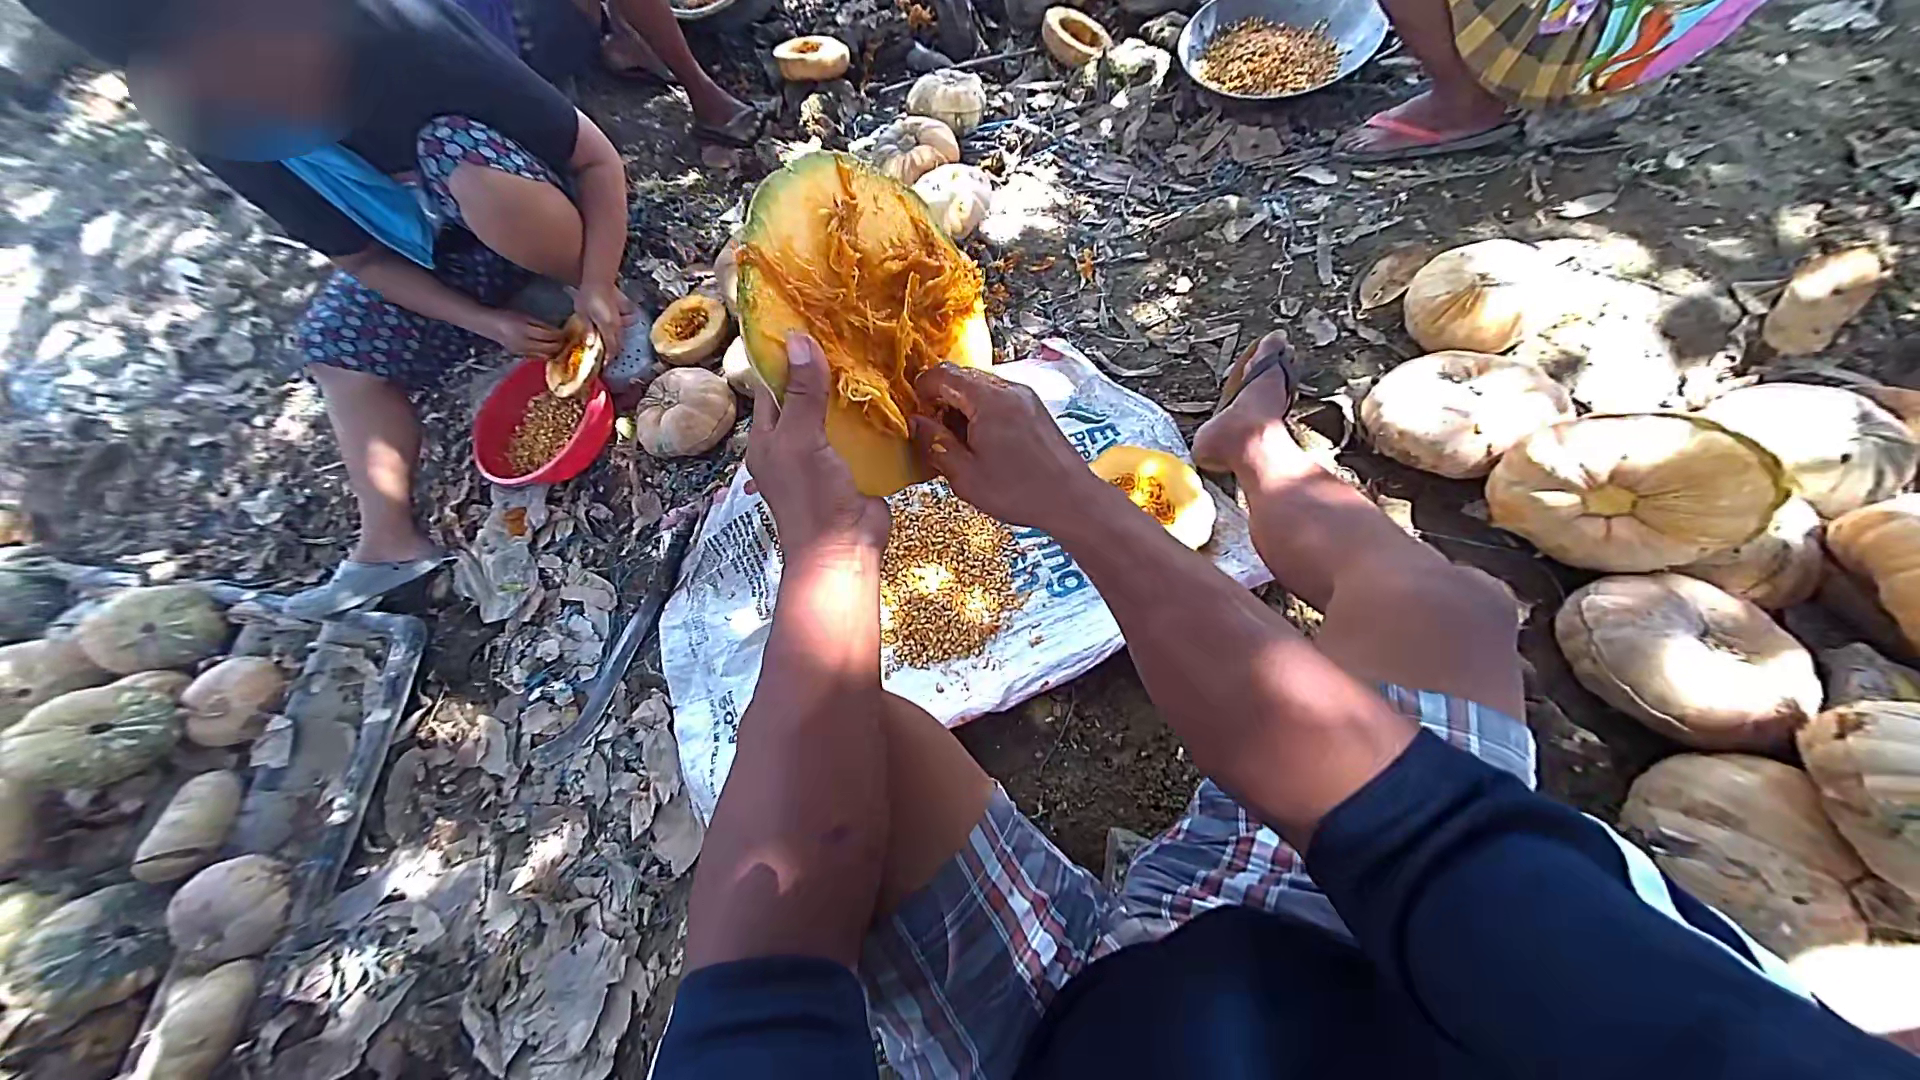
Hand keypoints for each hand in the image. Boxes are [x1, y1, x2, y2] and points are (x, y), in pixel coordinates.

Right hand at [483, 310, 564, 358]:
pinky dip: (547, 354)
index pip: (548, 335)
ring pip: (546, 355)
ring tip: (561, 345)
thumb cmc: (508, 317)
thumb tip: (560, 332)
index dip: (560, 335)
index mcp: (523, 329)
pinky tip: (550, 350)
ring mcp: (522, 352)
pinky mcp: (520, 356)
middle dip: (561, 344)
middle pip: (549, 348)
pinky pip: (538, 358)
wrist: (488, 325)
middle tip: (567, 340)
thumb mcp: (525, 317)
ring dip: (556, 351)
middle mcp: (523, 343)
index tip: (567, 332)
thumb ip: (542, 325)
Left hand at [573, 280, 632, 357]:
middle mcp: (616, 326)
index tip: (603, 364)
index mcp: (607, 327)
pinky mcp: (619, 315)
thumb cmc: (588, 296)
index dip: (608, 357)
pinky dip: (615, 335)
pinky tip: (608, 334)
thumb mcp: (582, 313)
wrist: (598, 281)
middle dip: (612, 352)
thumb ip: (588, 328)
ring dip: (614, 343)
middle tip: (603, 357)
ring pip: (619, 337)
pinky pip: (619, 329)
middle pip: (617, 344)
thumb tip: (591, 343)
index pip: (611, 347)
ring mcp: (620, 320)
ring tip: (606, 347)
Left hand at [748, 332, 888, 558]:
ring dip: (853, 395)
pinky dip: (875, 419)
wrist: (844, 550)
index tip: (806, 325)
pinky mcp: (857, 468)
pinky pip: (864, 436)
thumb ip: (802, 393)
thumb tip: (799, 340)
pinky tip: (891, 396)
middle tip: (848, 336)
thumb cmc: (811, 498)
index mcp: (770, 438)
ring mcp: (827, 458)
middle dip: (825, 372)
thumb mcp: (801, 439)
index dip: (784, 358)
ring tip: (873, 357)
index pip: (771, 388)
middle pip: (808, 399)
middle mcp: (795, 445)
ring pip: (838, 417)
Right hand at [909, 364, 1105, 532]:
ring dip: (962, 409)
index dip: (921, 392)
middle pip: (961, 378)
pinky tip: (983, 446)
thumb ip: (935, 444)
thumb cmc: (1021, 491)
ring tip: (960, 445)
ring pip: (979, 389)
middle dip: (941, 402)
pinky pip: (998, 400)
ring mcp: (1024, 397)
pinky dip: (982, 414)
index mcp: (988, 400)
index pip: (942, 375)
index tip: (916, 416)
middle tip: (935, 435)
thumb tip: (916, 424)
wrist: (1072, 500)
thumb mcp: (965, 475)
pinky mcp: (1034, 409)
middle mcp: (1008, 389)